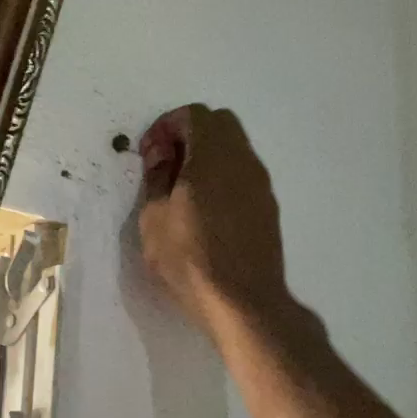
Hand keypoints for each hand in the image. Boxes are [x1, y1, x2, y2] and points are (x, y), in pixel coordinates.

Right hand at [136, 104, 296, 340]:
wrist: (243, 302)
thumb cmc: (190, 259)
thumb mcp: (154, 218)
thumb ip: (157, 177)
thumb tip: (162, 156)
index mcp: (214, 154)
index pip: (193, 115)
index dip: (165, 127)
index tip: (148, 155)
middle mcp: (244, 160)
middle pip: (219, 125)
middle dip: (188, 136)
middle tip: (164, 165)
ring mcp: (261, 184)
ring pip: (234, 150)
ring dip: (207, 158)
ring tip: (181, 191)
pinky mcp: (268, 208)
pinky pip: (242, 176)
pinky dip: (222, 178)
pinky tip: (204, 211)